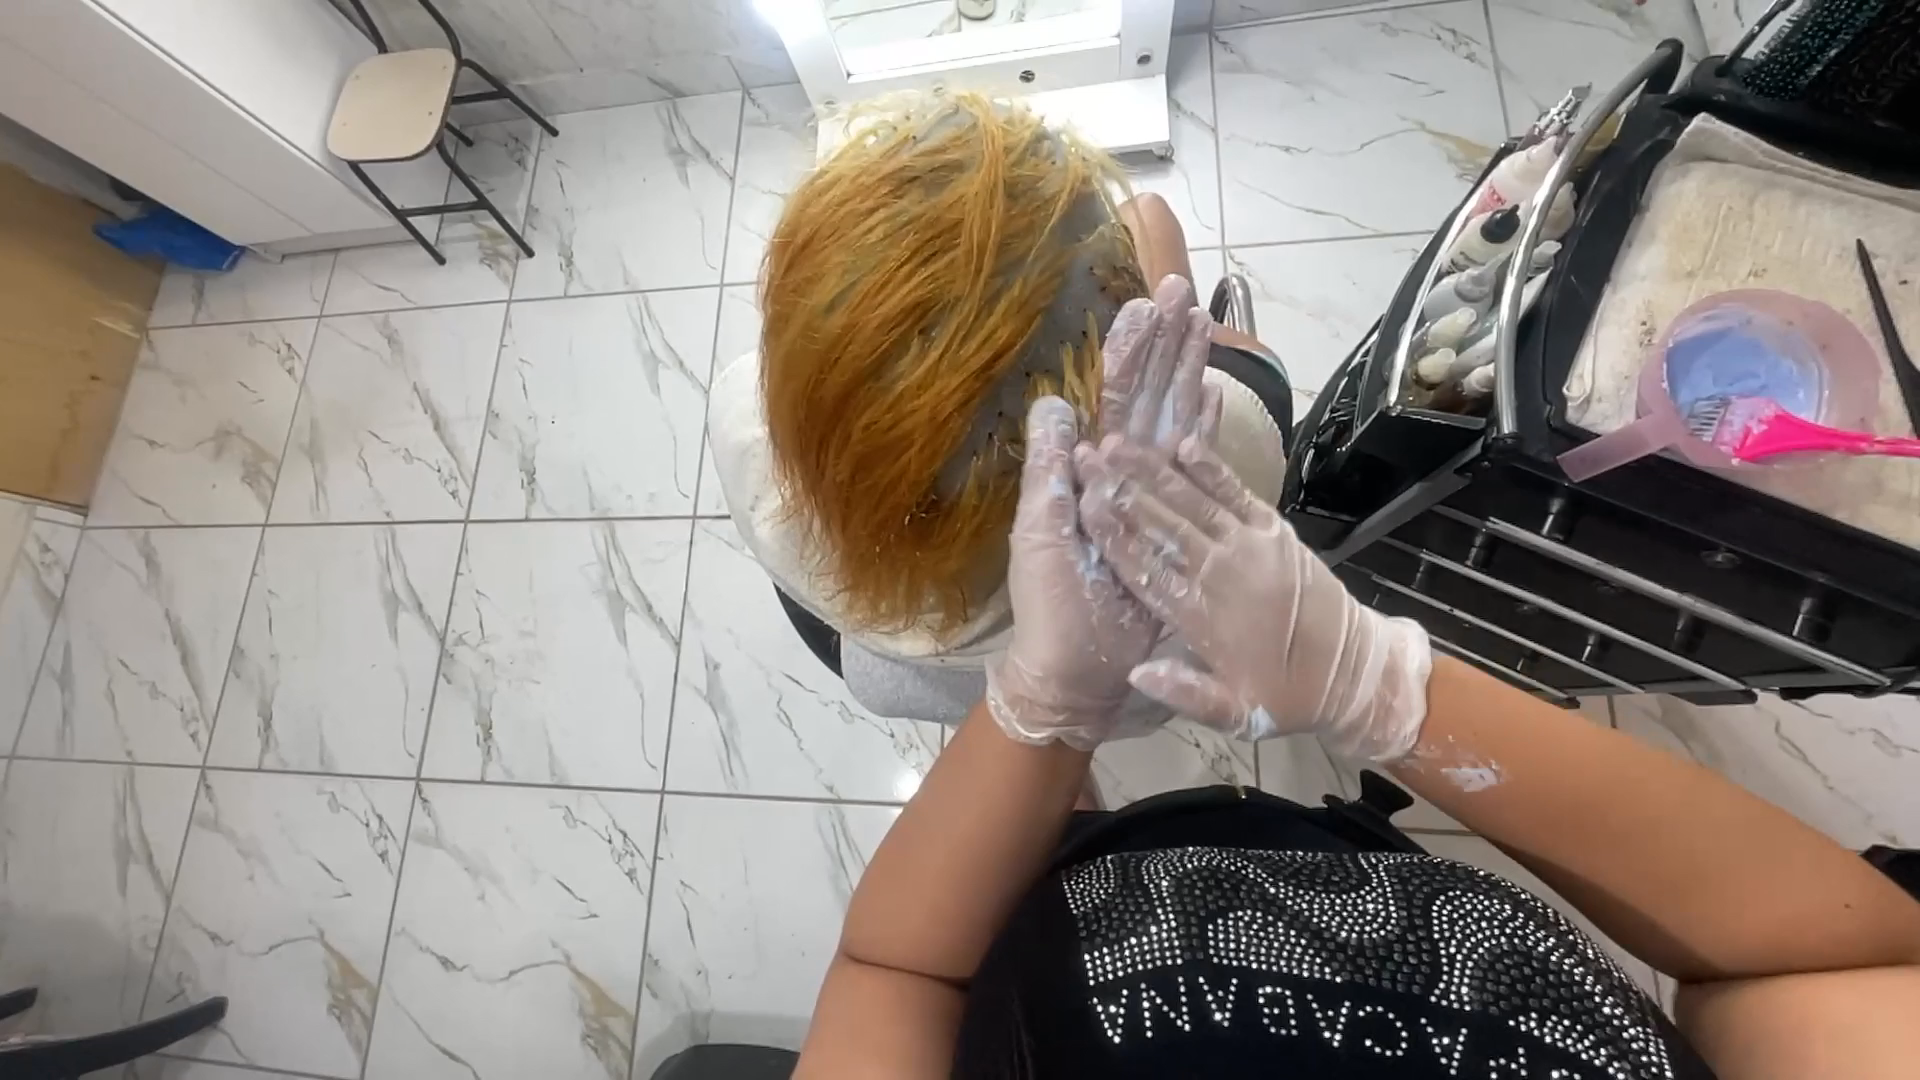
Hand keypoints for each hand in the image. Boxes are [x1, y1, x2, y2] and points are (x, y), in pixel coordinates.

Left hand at [984, 276, 1216, 749]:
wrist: (1077, 665)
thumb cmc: (1051, 602)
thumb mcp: (1039, 530)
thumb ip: (1048, 468)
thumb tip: (1053, 403)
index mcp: (1085, 471)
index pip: (1109, 398)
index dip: (1126, 352)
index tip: (1142, 304)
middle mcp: (1119, 474)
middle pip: (1146, 397)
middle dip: (1164, 345)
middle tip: (1183, 290)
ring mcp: (1150, 497)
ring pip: (1172, 422)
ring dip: (1188, 373)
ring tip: (1206, 324)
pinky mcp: (1175, 525)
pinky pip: (1193, 472)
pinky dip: (1205, 433)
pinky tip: (1217, 398)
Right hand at [1076, 433, 1433, 762]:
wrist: (1356, 673)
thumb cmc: (1285, 695)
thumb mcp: (1235, 714)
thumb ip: (1186, 694)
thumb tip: (1135, 671)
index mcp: (1204, 617)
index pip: (1148, 570)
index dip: (1114, 536)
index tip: (1084, 504)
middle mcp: (1224, 573)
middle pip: (1163, 525)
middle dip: (1122, 489)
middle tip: (1087, 458)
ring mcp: (1252, 547)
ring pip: (1193, 502)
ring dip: (1154, 471)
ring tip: (1118, 444)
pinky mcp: (1276, 532)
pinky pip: (1238, 493)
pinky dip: (1211, 469)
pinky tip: (1184, 444)